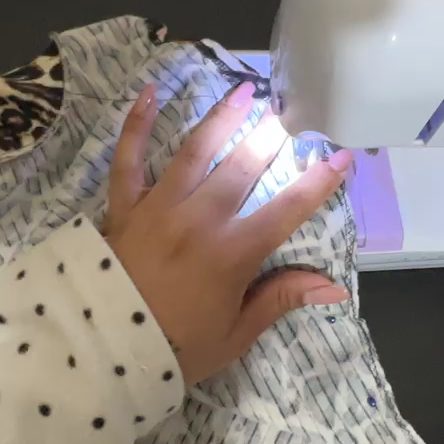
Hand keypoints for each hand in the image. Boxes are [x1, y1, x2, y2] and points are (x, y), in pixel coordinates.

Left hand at [104, 80, 352, 383]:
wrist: (102, 352)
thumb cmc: (176, 347)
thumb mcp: (235, 335)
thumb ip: (280, 299)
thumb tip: (334, 288)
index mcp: (232, 253)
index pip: (286, 210)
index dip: (318, 183)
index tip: (342, 156)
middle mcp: (198, 220)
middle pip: (242, 168)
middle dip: (270, 136)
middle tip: (289, 109)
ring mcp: (159, 207)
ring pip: (193, 152)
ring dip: (220, 118)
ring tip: (243, 91)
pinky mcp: (124, 205)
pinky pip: (128, 158)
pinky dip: (136, 124)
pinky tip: (149, 92)